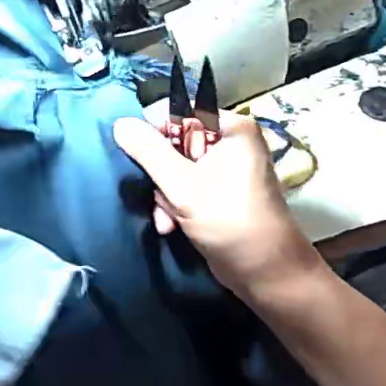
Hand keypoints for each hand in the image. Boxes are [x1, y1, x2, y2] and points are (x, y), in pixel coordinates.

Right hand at [113, 111, 328, 303]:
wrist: (265, 272)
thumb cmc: (229, 221)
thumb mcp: (182, 184)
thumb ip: (149, 151)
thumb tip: (120, 123)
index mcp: (229, 127)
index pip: (175, 113)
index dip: (151, 135)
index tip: (137, 161)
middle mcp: (228, 140)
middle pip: (172, 142)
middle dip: (160, 175)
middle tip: (160, 197)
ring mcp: (224, 166)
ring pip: (173, 167)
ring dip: (165, 195)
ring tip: (168, 219)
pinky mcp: (218, 190)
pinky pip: (184, 186)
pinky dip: (175, 205)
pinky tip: (171, 225)